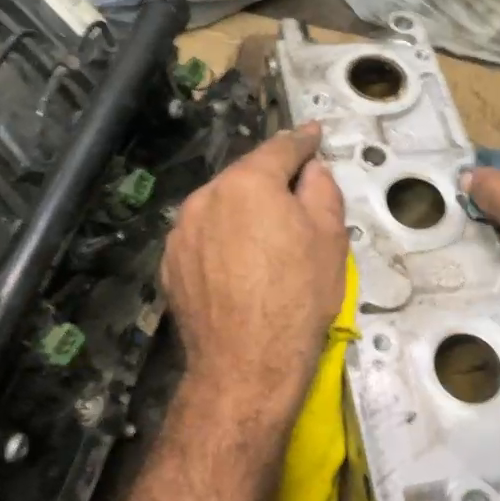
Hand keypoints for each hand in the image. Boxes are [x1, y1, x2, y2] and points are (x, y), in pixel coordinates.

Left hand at [161, 124, 347, 409]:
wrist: (246, 366)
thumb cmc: (297, 298)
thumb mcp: (329, 240)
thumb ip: (321, 191)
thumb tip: (310, 170)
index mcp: (247, 183)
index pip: (280, 149)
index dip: (302, 140)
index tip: (313, 134)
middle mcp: (206, 197)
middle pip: (245, 177)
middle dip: (269, 181)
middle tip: (296, 196)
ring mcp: (181, 231)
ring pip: (219, 207)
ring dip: (241, 211)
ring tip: (265, 239)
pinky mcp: (170, 263)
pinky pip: (202, 238)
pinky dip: (220, 240)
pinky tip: (238, 267)